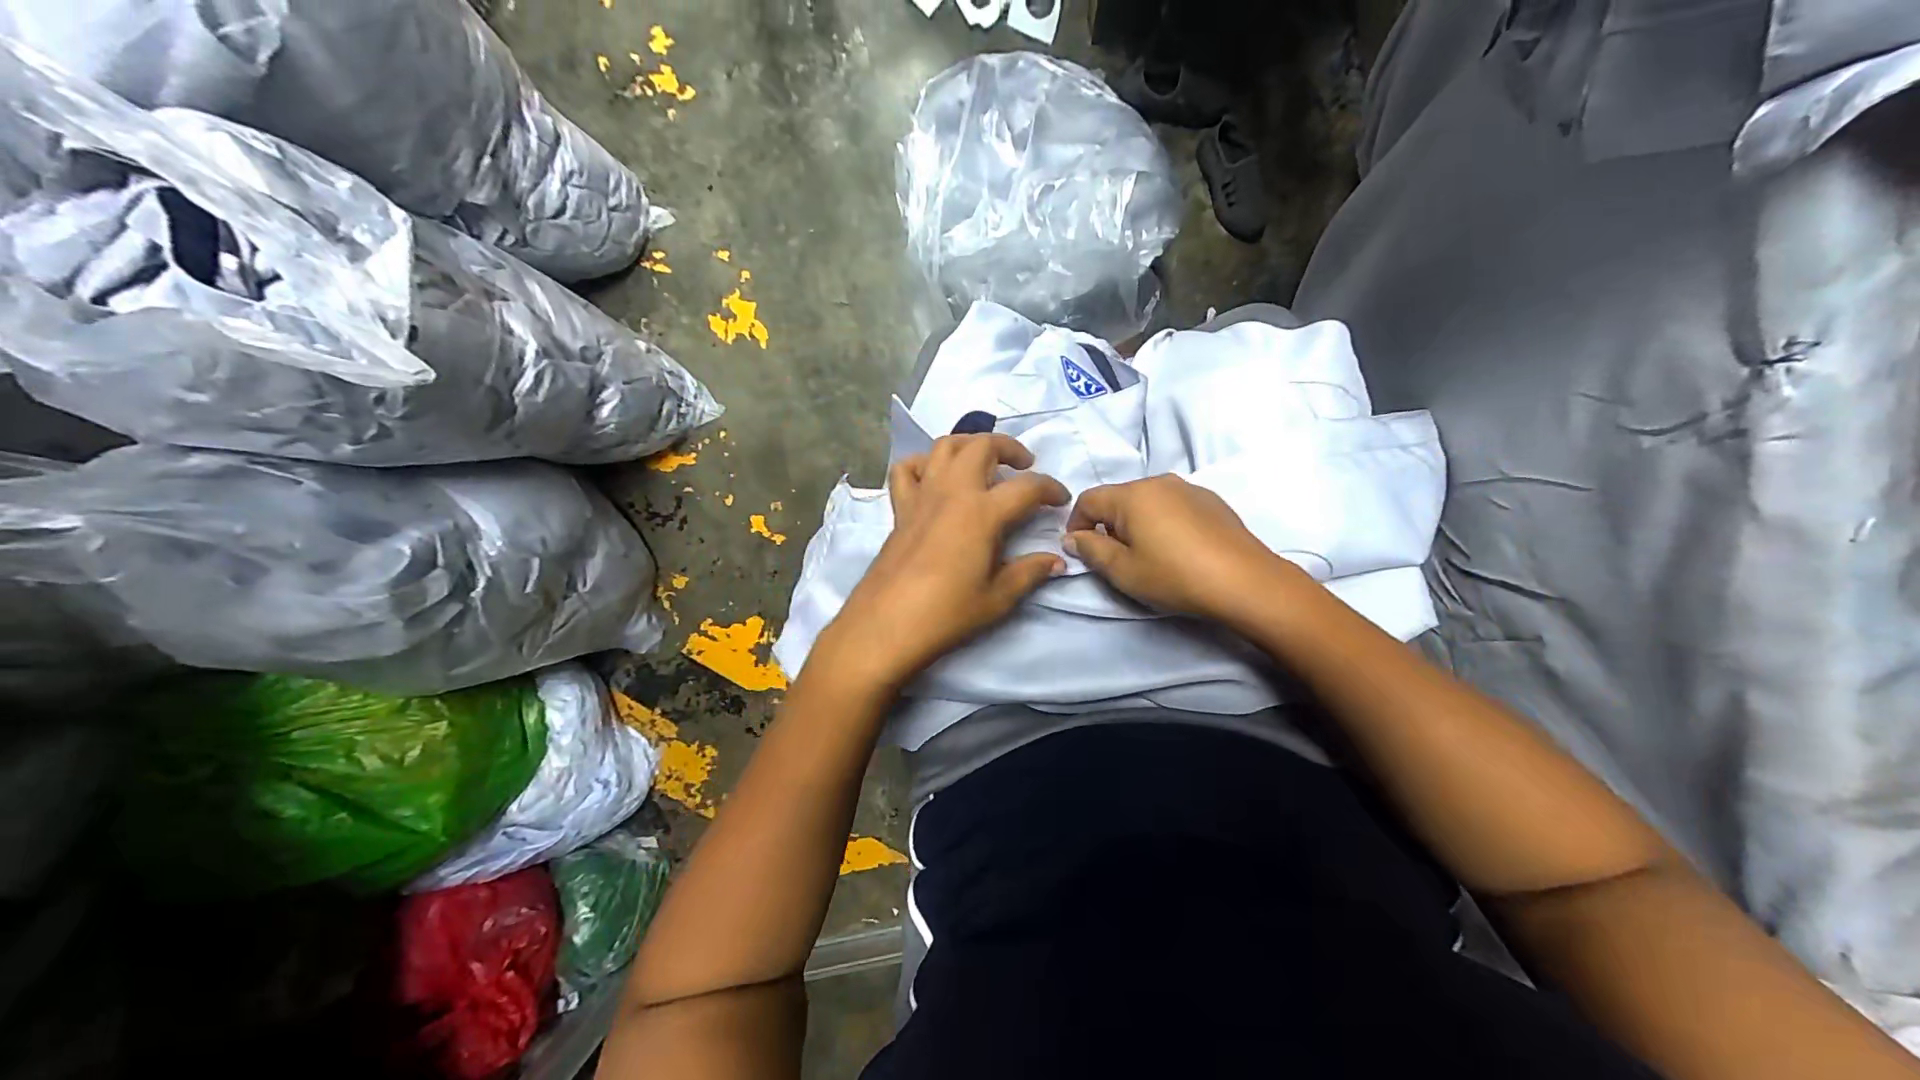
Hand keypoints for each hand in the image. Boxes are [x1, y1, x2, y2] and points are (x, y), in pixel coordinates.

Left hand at [810, 434, 1068, 692]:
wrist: (887, 624)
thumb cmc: (947, 613)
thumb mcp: (997, 598)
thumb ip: (1029, 573)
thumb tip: (1056, 562)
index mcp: (983, 512)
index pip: (1027, 487)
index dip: (1051, 489)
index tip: (1060, 500)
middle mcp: (952, 492)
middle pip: (983, 446)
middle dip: (1010, 447)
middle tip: (1024, 465)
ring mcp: (923, 496)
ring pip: (945, 446)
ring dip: (969, 444)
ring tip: (984, 461)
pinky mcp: (900, 508)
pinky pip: (908, 469)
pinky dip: (924, 463)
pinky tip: (935, 477)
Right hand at [1065, 475, 1314, 624]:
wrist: (1245, 582)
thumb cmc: (1175, 576)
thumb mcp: (1123, 570)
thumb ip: (1091, 550)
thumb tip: (1073, 537)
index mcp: (1132, 495)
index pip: (1088, 499)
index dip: (1076, 524)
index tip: (1082, 551)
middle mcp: (1159, 482)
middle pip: (1118, 498)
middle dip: (1108, 524)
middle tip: (1116, 558)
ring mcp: (1189, 488)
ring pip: (1147, 501)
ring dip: (1137, 523)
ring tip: (1149, 555)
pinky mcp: (1212, 501)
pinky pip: (1174, 506)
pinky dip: (1164, 522)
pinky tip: (1178, 550)